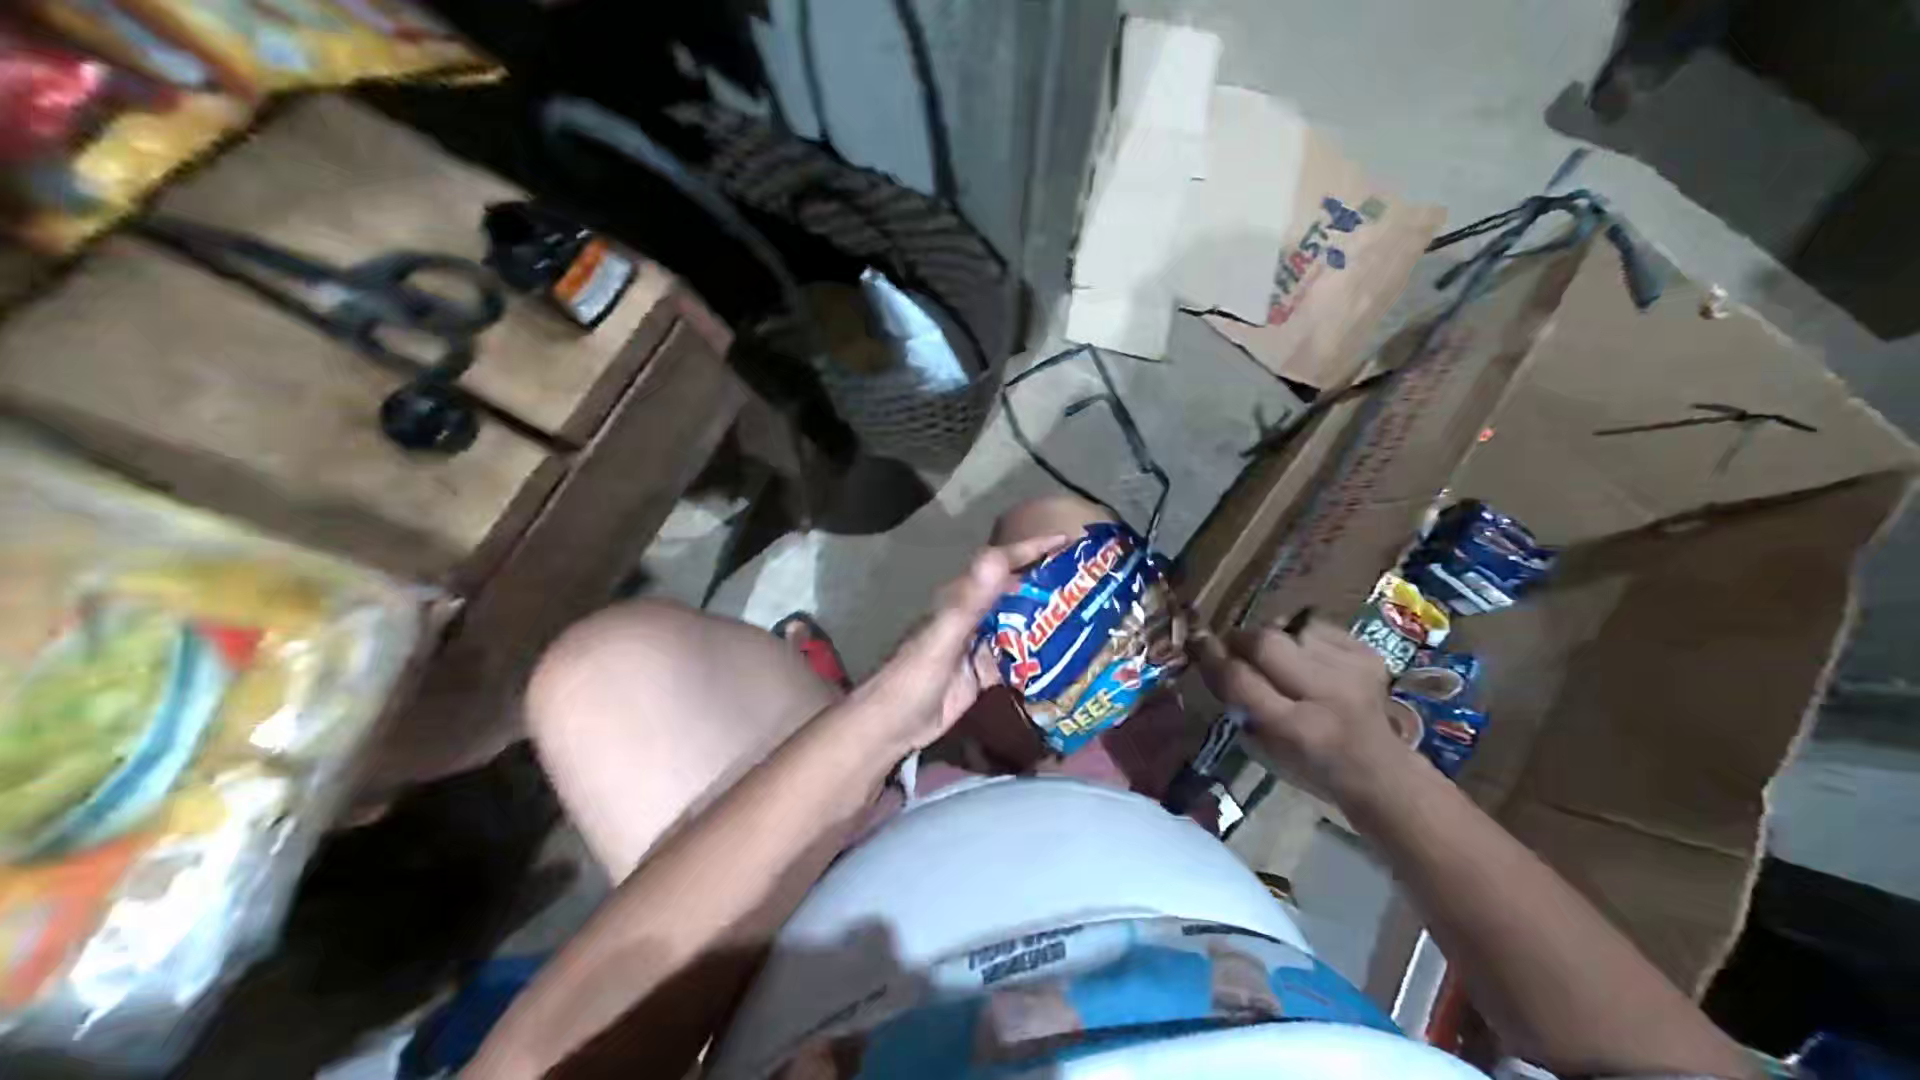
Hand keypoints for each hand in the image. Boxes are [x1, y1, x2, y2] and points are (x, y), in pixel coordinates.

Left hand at [851, 534, 1069, 754]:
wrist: (893, 724)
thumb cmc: (914, 677)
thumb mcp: (945, 636)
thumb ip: (971, 600)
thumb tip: (996, 556)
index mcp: (963, 598)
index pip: (1003, 563)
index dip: (1034, 548)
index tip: (1069, 539)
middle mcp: (973, 615)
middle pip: (1016, 591)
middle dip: (1049, 582)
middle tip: (1091, 581)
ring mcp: (979, 644)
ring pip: (1019, 623)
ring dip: (1047, 619)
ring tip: (1088, 615)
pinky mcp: (983, 671)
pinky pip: (1016, 656)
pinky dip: (1037, 656)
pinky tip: (1064, 657)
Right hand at [1193, 617, 1413, 804]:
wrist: (1379, 769)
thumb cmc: (1309, 765)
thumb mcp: (1263, 746)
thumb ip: (1237, 700)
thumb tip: (1211, 653)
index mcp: (1295, 728)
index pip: (1240, 679)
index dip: (1213, 657)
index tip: (1198, 643)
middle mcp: (1326, 694)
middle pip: (1266, 642)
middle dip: (1241, 640)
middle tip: (1233, 647)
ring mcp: (1352, 670)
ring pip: (1290, 629)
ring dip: (1273, 639)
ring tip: (1274, 657)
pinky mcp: (1369, 655)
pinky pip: (1318, 627)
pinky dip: (1302, 637)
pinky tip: (1306, 657)